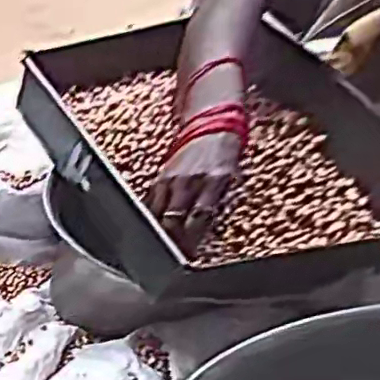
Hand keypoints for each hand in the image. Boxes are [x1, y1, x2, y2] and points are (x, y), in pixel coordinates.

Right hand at [148, 128, 241, 249]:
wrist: (210, 124)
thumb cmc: (224, 151)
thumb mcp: (231, 174)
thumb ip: (214, 201)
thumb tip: (199, 228)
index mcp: (214, 180)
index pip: (197, 219)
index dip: (190, 239)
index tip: (187, 254)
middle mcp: (190, 182)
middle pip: (171, 221)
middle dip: (169, 240)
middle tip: (168, 255)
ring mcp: (170, 182)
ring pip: (156, 216)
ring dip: (156, 232)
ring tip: (156, 244)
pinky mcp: (157, 181)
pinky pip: (149, 205)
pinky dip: (149, 218)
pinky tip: (150, 227)